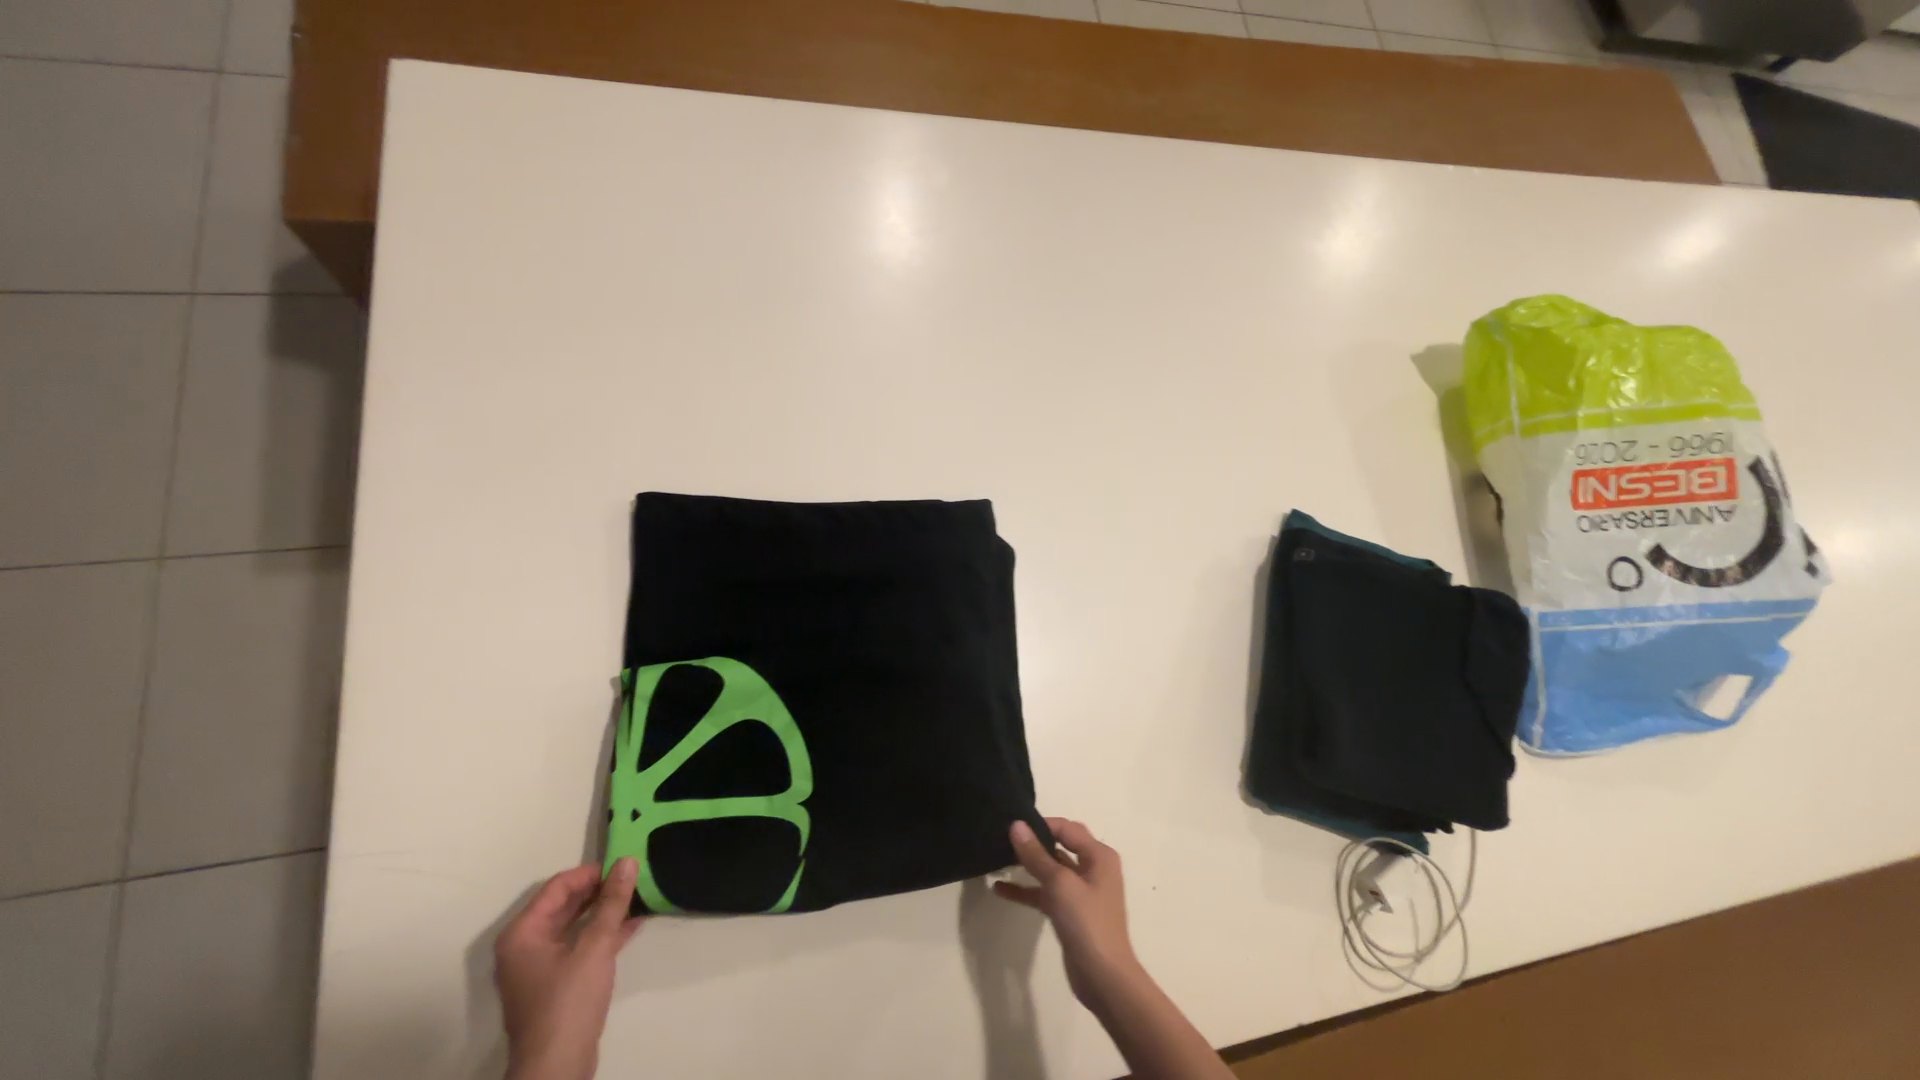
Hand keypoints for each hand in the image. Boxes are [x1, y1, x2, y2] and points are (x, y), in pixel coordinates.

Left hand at [496, 858, 644, 1079]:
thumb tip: (627, 861)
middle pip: (564, 906)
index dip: (591, 874)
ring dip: (604, 913)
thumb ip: (612, 902)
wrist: (556, 1067)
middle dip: (599, 892)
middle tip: (634, 879)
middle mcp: (524, 946)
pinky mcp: (555, 985)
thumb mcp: (595, 946)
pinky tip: (632, 926)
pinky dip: (602, 935)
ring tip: (638, 898)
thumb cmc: (569, 1002)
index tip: (624, 867)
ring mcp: (538, 967)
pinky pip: (579, 947)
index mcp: (523, 933)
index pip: (558, 887)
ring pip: (574, 927)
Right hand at [994, 818, 1143, 1006]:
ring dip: (1028, 866)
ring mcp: (1082, 892)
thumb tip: (1016, 825)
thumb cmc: (1087, 922)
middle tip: (1003, 837)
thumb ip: (1036, 854)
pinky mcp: (1070, 912)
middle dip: (1034, 842)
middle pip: (1060, 845)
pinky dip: (1026, 890)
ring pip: (1051, 870)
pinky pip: (1045, 893)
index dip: (1040, 824)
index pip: (1066, 828)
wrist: (1103, 976)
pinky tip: (1000, 889)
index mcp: (1099, 856)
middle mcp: (1093, 868)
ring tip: (997, 859)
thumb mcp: (1059, 884)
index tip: (1011, 824)